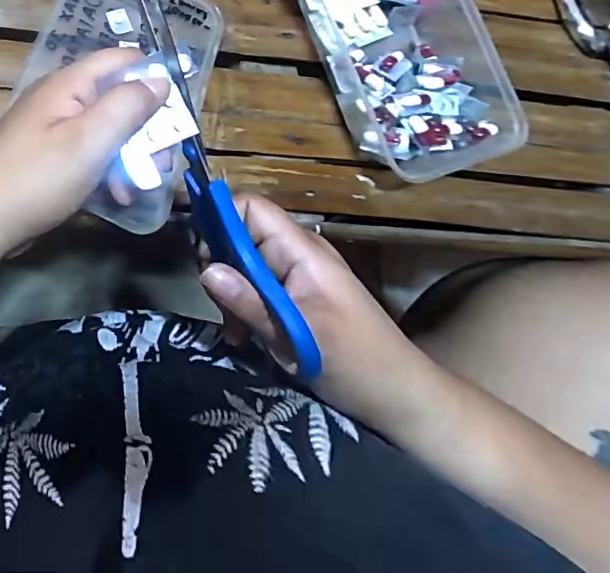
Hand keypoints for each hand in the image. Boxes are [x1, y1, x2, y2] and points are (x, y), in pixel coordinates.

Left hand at [0, 47, 167, 250]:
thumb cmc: (39, 177)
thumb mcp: (90, 140)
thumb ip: (127, 106)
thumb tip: (160, 80)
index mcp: (69, 84)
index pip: (120, 59)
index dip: (152, 77)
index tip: (175, 111)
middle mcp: (62, 98)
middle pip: (118, 97)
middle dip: (146, 128)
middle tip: (163, 161)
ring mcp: (54, 127)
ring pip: (108, 129)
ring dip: (131, 154)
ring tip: (143, 184)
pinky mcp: (51, 154)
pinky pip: (90, 151)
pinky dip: (109, 169)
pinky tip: (119, 195)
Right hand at [198, 193, 448, 432]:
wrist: (406, 401)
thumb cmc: (358, 364)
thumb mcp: (297, 337)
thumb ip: (249, 302)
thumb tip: (206, 270)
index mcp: (302, 251)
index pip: (250, 207)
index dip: (221, 221)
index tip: (203, 258)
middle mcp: (297, 253)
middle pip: (240, 235)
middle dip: (221, 267)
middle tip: (221, 307)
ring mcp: (297, 274)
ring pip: (244, 263)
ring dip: (231, 294)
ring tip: (236, 331)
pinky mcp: (297, 295)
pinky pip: (257, 285)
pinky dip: (245, 306)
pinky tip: (245, 335)